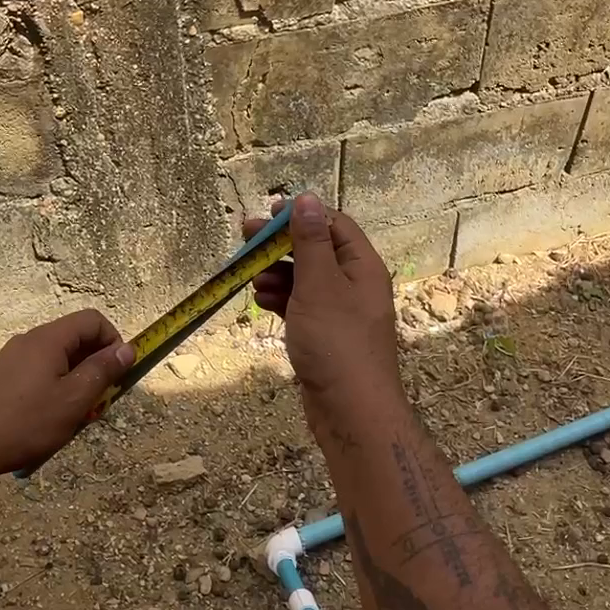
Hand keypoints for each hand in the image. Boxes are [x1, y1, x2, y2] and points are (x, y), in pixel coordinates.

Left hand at [0, 309, 135, 479]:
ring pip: (57, 359)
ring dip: (75, 382)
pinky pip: (37, 373)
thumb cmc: (26, 423)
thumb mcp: (74, 399)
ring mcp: (10, 359)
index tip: (118, 374)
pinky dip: (53, 389)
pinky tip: (47, 420)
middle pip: (75, 339)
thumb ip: (103, 370)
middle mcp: (29, 340)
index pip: (93, 320)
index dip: (113, 341)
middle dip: (94, 367)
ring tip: (74, 417)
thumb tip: (127, 349)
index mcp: (49, 339)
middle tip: (98, 402)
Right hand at [243, 193, 403, 435]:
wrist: (350, 412)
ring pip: (305, 279)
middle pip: (316, 250)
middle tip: (245, 237)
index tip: (269, 212)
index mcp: (363, 266)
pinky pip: (301, 306)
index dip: (302, 215)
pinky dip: (281, 300)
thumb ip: (310, 241)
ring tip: (253, 279)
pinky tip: (261, 301)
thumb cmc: (336, 341)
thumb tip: (307, 198)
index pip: (334, 225)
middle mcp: (355, 284)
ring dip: (277, 273)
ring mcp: (340, 312)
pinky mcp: (324, 336)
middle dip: (281, 245)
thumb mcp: (319, 284)